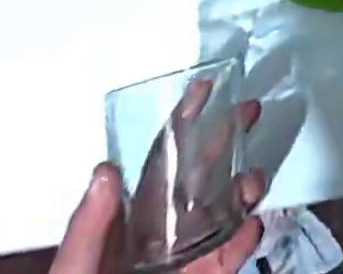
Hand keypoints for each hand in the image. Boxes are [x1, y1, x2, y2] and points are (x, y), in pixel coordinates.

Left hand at [53, 94, 266, 273]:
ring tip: (256, 178)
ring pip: (218, 214)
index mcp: (121, 224)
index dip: (180, 122)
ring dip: (241, 190)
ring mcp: (180, 261)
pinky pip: (224, 259)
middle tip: (250, 110)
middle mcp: (154, 234)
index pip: (156, 162)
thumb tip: (108, 169)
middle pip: (196, 176)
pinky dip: (243, 241)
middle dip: (223, 141)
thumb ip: (85, 233)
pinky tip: (254, 226)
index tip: (204, 87)